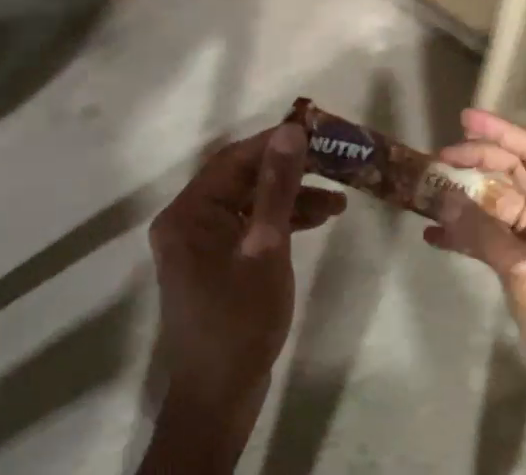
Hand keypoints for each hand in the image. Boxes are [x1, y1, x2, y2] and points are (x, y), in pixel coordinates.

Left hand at [142, 123, 344, 473]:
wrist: (218, 396)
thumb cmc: (240, 319)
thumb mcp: (266, 248)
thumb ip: (278, 187)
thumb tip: (291, 131)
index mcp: (189, 213)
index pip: (234, 159)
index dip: (276, 142)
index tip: (320, 134)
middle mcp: (187, 221)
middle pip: (242, 178)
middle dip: (289, 170)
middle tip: (334, 164)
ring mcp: (199, 244)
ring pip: (249, 202)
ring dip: (290, 197)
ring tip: (337, 201)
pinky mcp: (215, 263)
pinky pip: (248, 226)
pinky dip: (280, 221)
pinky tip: (316, 221)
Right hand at [425, 110, 525, 473]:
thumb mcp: (525, 269)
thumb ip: (483, 231)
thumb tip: (443, 198)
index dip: (502, 131)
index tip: (465, 118)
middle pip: (516, 172)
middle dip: (480, 161)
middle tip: (440, 157)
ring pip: (500, 203)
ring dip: (468, 198)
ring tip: (430, 191)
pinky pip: (493, 236)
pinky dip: (467, 234)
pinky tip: (435, 236)